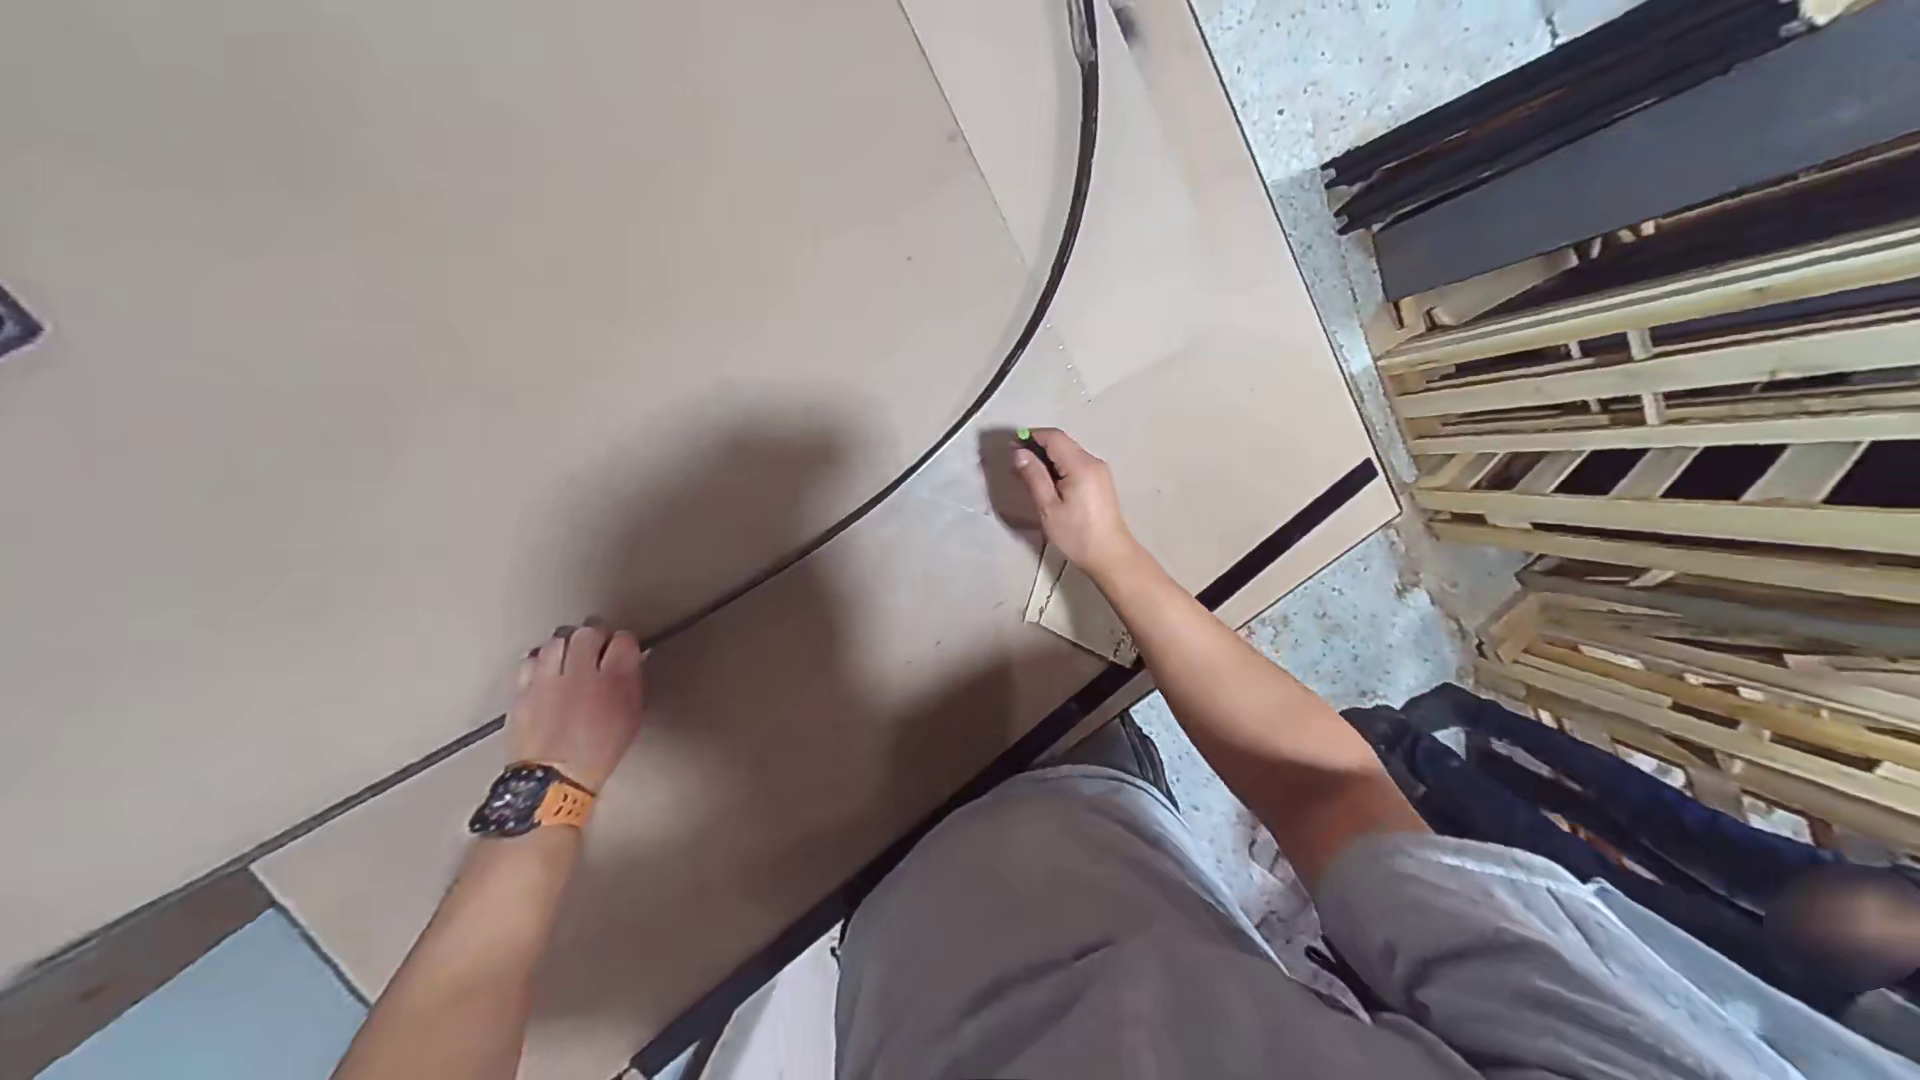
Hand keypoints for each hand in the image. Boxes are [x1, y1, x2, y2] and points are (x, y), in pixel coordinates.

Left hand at [508, 621, 644, 792]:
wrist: (555, 779)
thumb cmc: (601, 750)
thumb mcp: (631, 715)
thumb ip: (631, 682)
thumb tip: (630, 660)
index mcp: (617, 679)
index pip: (623, 639)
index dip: (623, 642)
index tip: (620, 651)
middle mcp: (582, 672)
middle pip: (589, 631)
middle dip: (593, 636)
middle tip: (594, 648)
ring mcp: (549, 679)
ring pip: (557, 640)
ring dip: (566, 645)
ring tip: (568, 657)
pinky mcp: (523, 689)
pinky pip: (530, 659)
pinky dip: (539, 660)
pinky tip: (545, 671)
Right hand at [1011, 428, 1142, 580]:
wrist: (1110, 555)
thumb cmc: (1077, 534)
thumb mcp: (1049, 508)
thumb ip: (1034, 477)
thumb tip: (1019, 453)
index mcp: (1081, 465)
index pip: (1054, 437)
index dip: (1031, 436)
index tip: (1012, 446)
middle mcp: (1093, 461)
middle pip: (1062, 442)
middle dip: (1037, 446)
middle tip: (1016, 462)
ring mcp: (1100, 470)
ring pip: (1069, 453)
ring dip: (1047, 457)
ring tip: (1027, 473)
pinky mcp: (1101, 480)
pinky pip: (1076, 463)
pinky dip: (1058, 466)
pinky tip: (1047, 481)